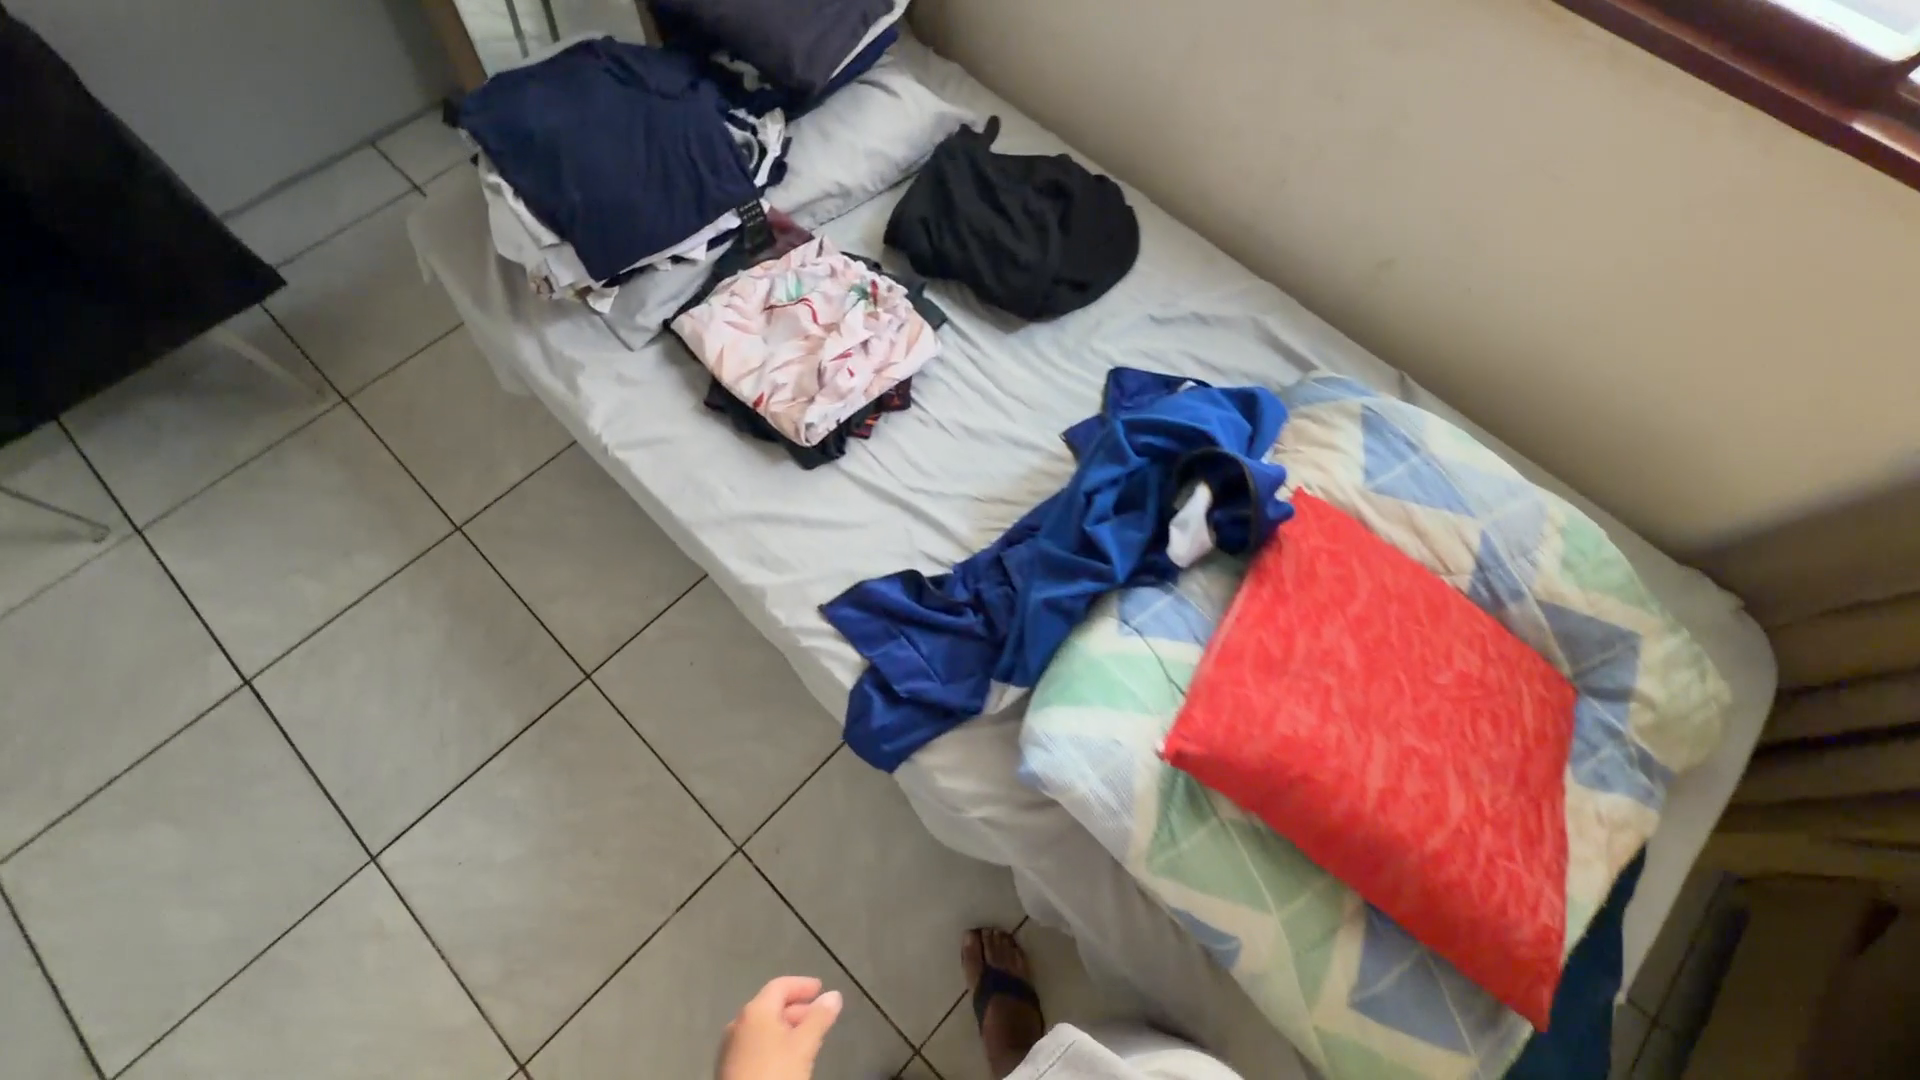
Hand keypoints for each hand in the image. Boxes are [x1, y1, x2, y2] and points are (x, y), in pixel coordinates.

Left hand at [716, 976, 842, 1079]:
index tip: (821, 989)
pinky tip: (785, 1058)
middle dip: (797, 1008)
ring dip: (786, 1028)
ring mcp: (730, 1047)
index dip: (802, 985)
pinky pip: (755, 1044)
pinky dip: (773, 1043)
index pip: (780, 985)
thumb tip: (834, 995)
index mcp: (755, 1011)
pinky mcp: (728, 1068)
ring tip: (806, 1039)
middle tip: (818, 1016)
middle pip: (771, 1006)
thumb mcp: (804, 1046)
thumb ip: (819, 1018)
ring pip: (763, 1027)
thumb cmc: (775, 1074)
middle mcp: (738, 1023)